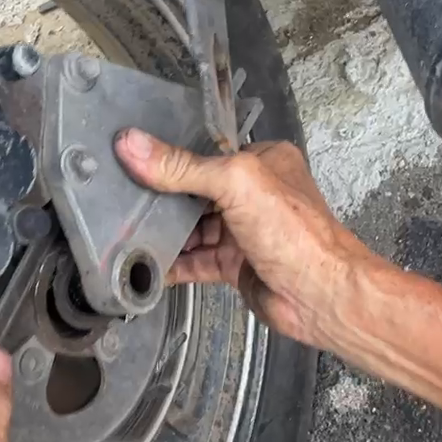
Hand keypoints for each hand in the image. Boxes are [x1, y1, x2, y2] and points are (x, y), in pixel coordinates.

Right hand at [114, 129, 381, 352]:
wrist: (320, 296)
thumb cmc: (298, 234)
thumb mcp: (236, 184)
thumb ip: (183, 167)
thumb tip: (135, 145)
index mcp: (263, 161)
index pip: (207, 152)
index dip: (171, 156)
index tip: (132, 159)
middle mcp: (254, 194)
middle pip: (195, 191)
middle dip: (162, 199)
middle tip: (121, 199)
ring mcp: (243, 231)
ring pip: (192, 227)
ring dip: (164, 233)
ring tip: (127, 232)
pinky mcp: (235, 264)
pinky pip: (195, 260)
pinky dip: (172, 263)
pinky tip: (147, 265)